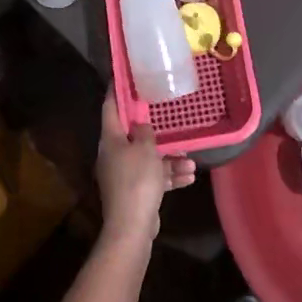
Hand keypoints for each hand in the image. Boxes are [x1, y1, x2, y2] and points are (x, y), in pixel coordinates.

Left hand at [95, 91, 195, 244]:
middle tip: (172, 123)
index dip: (117, 91)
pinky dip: (169, 176)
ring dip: (170, 159)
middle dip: (156, 133)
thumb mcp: (145, 149)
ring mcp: (123, 174)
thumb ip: (144, 132)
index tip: (123, 77)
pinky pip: (153, 177)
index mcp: (110, 139)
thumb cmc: (137, 180)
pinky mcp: (135, 192)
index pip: (110, 108)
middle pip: (133, 136)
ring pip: (148, 159)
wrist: (132, 225)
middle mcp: (113, 154)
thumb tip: (140, 125)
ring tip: (191, 161)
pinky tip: (189, 177)